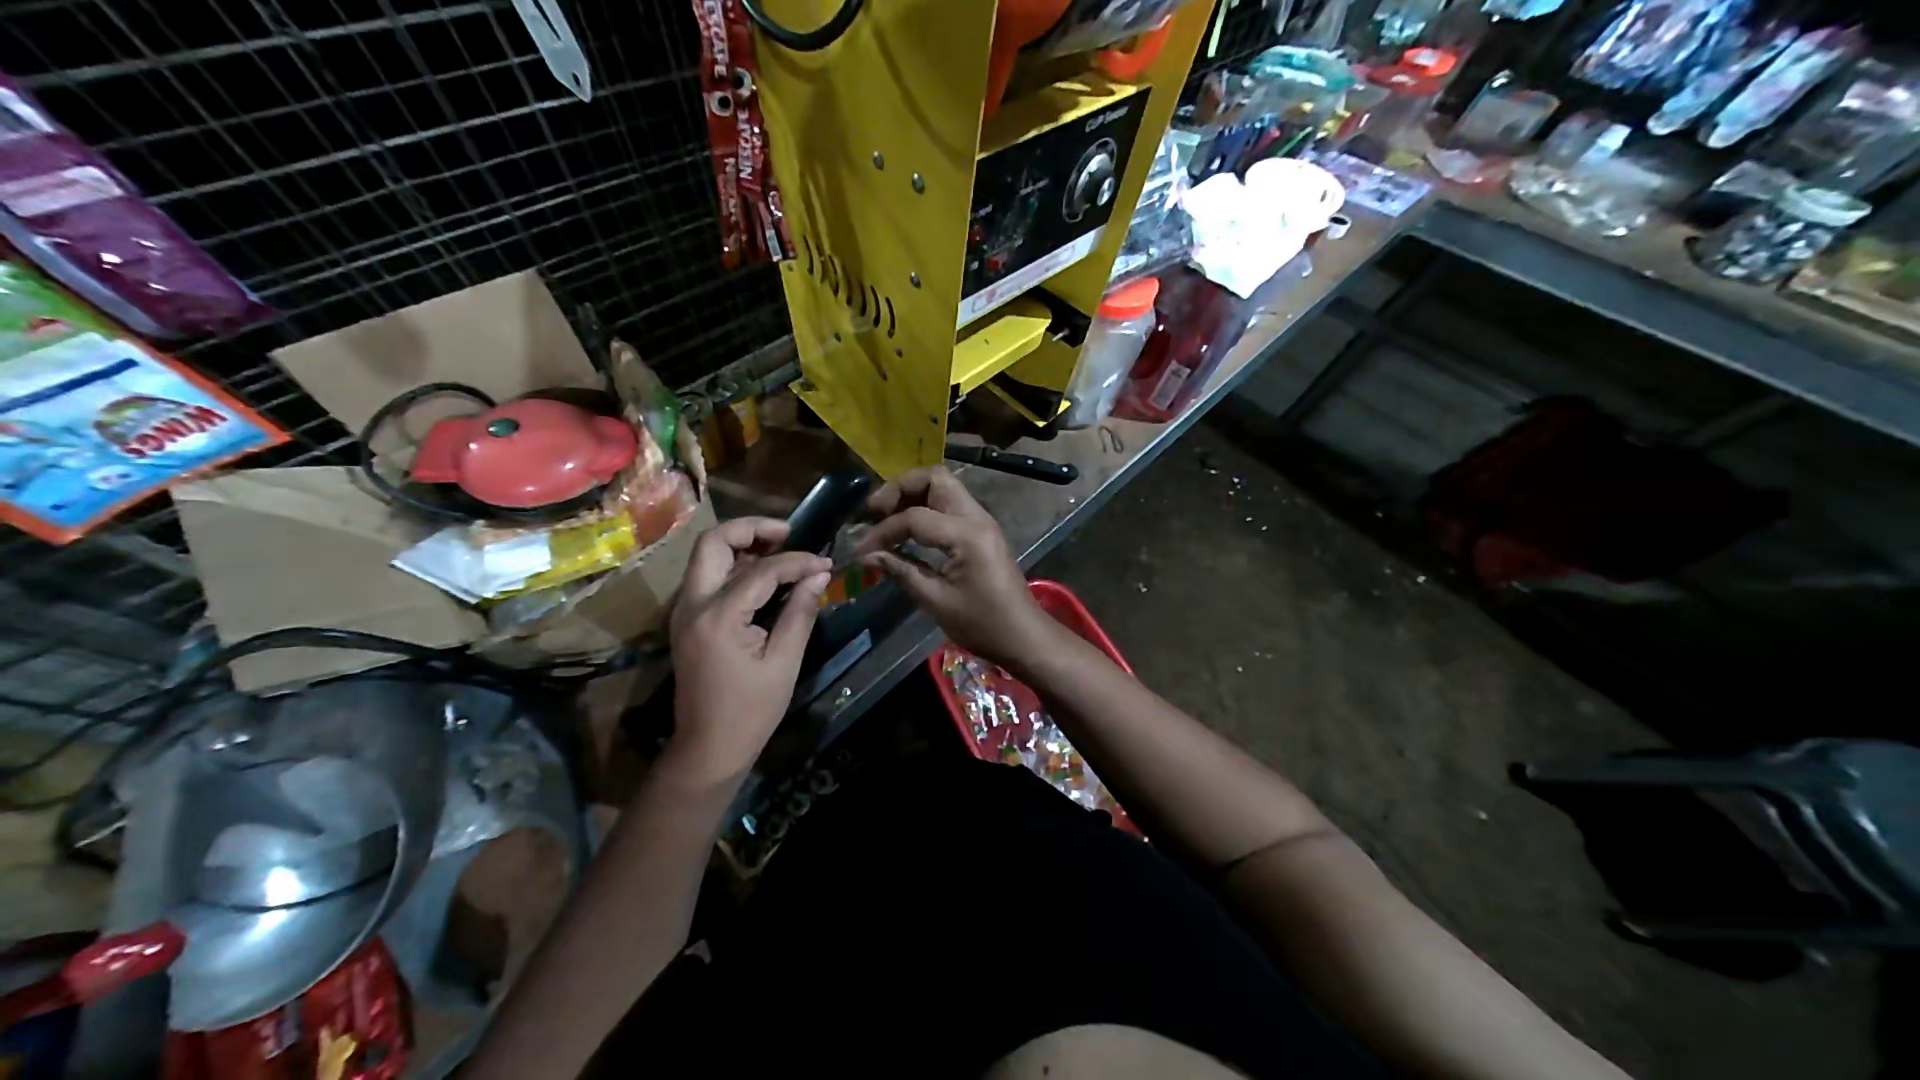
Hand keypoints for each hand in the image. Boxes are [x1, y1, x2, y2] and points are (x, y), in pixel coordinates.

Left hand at [670, 518, 831, 777]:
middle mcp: (693, 605)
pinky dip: (734, 566)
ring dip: (741, 545)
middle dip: (751, 529)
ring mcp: (685, 611)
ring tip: (781, 551)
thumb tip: (819, 575)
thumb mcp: (784, 662)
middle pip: (713, 542)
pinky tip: (765, 577)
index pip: (762, 571)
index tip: (825, 563)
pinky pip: (708, 577)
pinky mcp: (688, 620)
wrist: (708, 747)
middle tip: (788, 534)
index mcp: (718, 617)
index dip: (798, 562)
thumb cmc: (751, 710)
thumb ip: (800, 612)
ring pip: (706, 556)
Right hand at [855, 467, 1052, 667]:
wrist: (1024, 636)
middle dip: (900, 488)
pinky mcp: (982, 530)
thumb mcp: (936, 602)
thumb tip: (867, 556)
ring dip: (913, 494)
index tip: (862, 550)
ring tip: (886, 517)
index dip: (883, 531)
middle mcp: (976, 517)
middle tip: (875, 512)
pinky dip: (926, 506)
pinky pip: (951, 503)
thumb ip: (901, 571)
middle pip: (934, 478)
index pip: (915, 516)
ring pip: (944, 486)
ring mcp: (982, 521)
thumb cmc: (982, 624)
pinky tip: (908, 529)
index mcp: (966, 535)